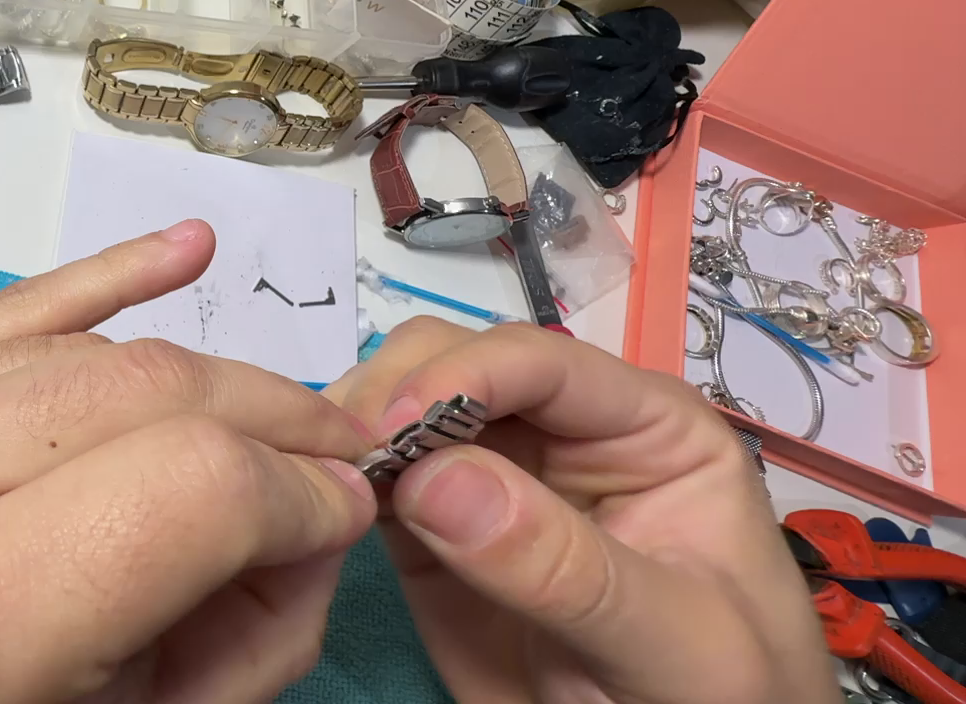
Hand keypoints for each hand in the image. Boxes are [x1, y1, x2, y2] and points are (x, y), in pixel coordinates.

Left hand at [0, 221, 376, 703]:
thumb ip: (246, 630)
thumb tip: (318, 504)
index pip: (193, 480)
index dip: (297, 489)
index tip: (342, 504)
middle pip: (145, 387)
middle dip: (266, 413)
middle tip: (329, 447)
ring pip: (92, 349)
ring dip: (201, 374)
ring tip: (268, 409)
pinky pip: (10, 310)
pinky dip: (105, 275)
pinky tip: (183, 248)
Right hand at [326, 318, 838, 702]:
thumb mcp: (675, 651)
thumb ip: (564, 566)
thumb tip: (435, 477)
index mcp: (640, 426)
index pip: (536, 360)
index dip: (458, 377)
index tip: (392, 429)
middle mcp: (552, 422)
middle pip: (446, 353)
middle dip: (392, 392)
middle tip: (354, 458)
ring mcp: (480, 457)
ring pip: (392, 388)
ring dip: (354, 418)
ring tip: (336, 476)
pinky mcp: (423, 498)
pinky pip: (366, 450)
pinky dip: (336, 457)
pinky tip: (328, 488)